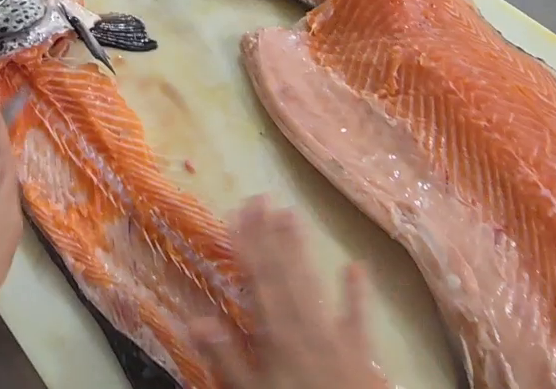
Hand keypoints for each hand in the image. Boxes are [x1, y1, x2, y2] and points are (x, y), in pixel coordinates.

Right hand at [194, 198, 389, 388]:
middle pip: (283, 272)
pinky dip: (357, 292)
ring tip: (292, 213)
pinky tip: (357, 265)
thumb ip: (225, 357)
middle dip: (270, 234)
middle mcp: (304, 324)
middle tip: (262, 197)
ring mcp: (333, 334)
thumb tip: (194, 319)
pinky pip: (358, 318)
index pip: (258, 279)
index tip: (237, 212)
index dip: (246, 244)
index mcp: (276, 333)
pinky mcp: (361, 351)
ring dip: (300, 249)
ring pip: (312, 283)